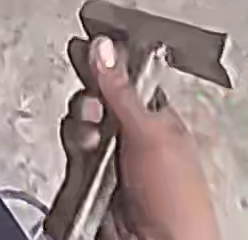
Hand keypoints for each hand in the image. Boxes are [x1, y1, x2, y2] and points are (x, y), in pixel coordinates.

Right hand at [61, 35, 219, 239]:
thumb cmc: (175, 201)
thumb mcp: (150, 136)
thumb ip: (120, 90)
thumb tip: (102, 45)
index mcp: (157, 119)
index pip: (126, 77)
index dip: (107, 62)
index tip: (87, 45)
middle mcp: (132, 134)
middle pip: (97, 95)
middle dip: (89, 98)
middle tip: (93, 108)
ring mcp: (112, 157)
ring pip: (81, 121)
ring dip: (81, 128)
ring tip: (92, 144)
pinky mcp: (91, 177)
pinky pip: (72, 149)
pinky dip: (74, 151)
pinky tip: (85, 161)